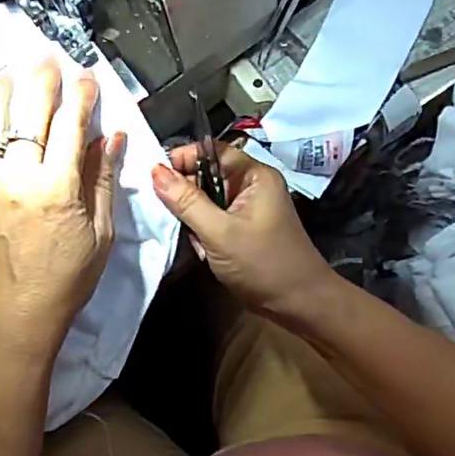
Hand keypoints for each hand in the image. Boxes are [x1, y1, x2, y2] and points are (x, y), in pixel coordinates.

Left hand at [0, 56, 124, 357]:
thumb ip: (102, 182)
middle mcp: (16, 178)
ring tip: (10, 68)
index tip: (87, 77)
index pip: (69, 125)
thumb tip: (111, 138)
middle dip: (40, 78)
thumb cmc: (64, 283)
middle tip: (48, 57)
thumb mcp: (99, 236)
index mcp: (56, 189)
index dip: (80, 95)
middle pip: (27, 112)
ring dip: (1, 89)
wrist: (13, 319)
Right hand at [151, 144, 342, 319]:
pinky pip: (214, 219)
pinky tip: (204, 250)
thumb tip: (155, 171)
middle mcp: (252, 185)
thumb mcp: (219, 233)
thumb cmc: (263, 264)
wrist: (299, 304)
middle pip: (206, 175)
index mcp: (254, 176)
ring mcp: (249, 208)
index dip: (182, 158)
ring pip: (207, 200)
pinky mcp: (244, 228)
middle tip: (173, 217)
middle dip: (187, 195)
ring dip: (194, 219)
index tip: (154, 177)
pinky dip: (204, 232)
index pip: (211, 151)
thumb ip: (186, 201)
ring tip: (196, 240)